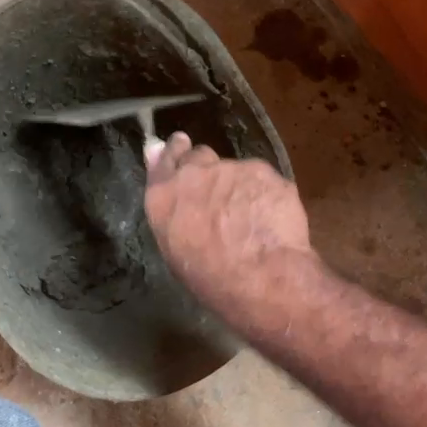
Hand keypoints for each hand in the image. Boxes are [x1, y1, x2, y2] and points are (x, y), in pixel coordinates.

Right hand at [144, 132, 317, 323]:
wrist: (260, 277)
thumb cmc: (208, 276)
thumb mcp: (173, 246)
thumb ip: (167, 201)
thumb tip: (156, 155)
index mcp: (163, 195)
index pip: (164, 157)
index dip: (175, 153)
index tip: (181, 149)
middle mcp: (193, 173)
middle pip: (199, 156)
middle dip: (208, 171)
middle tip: (219, 195)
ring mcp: (230, 168)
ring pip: (234, 169)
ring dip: (239, 186)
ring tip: (250, 218)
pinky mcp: (264, 171)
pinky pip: (262, 179)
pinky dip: (265, 194)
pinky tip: (271, 219)